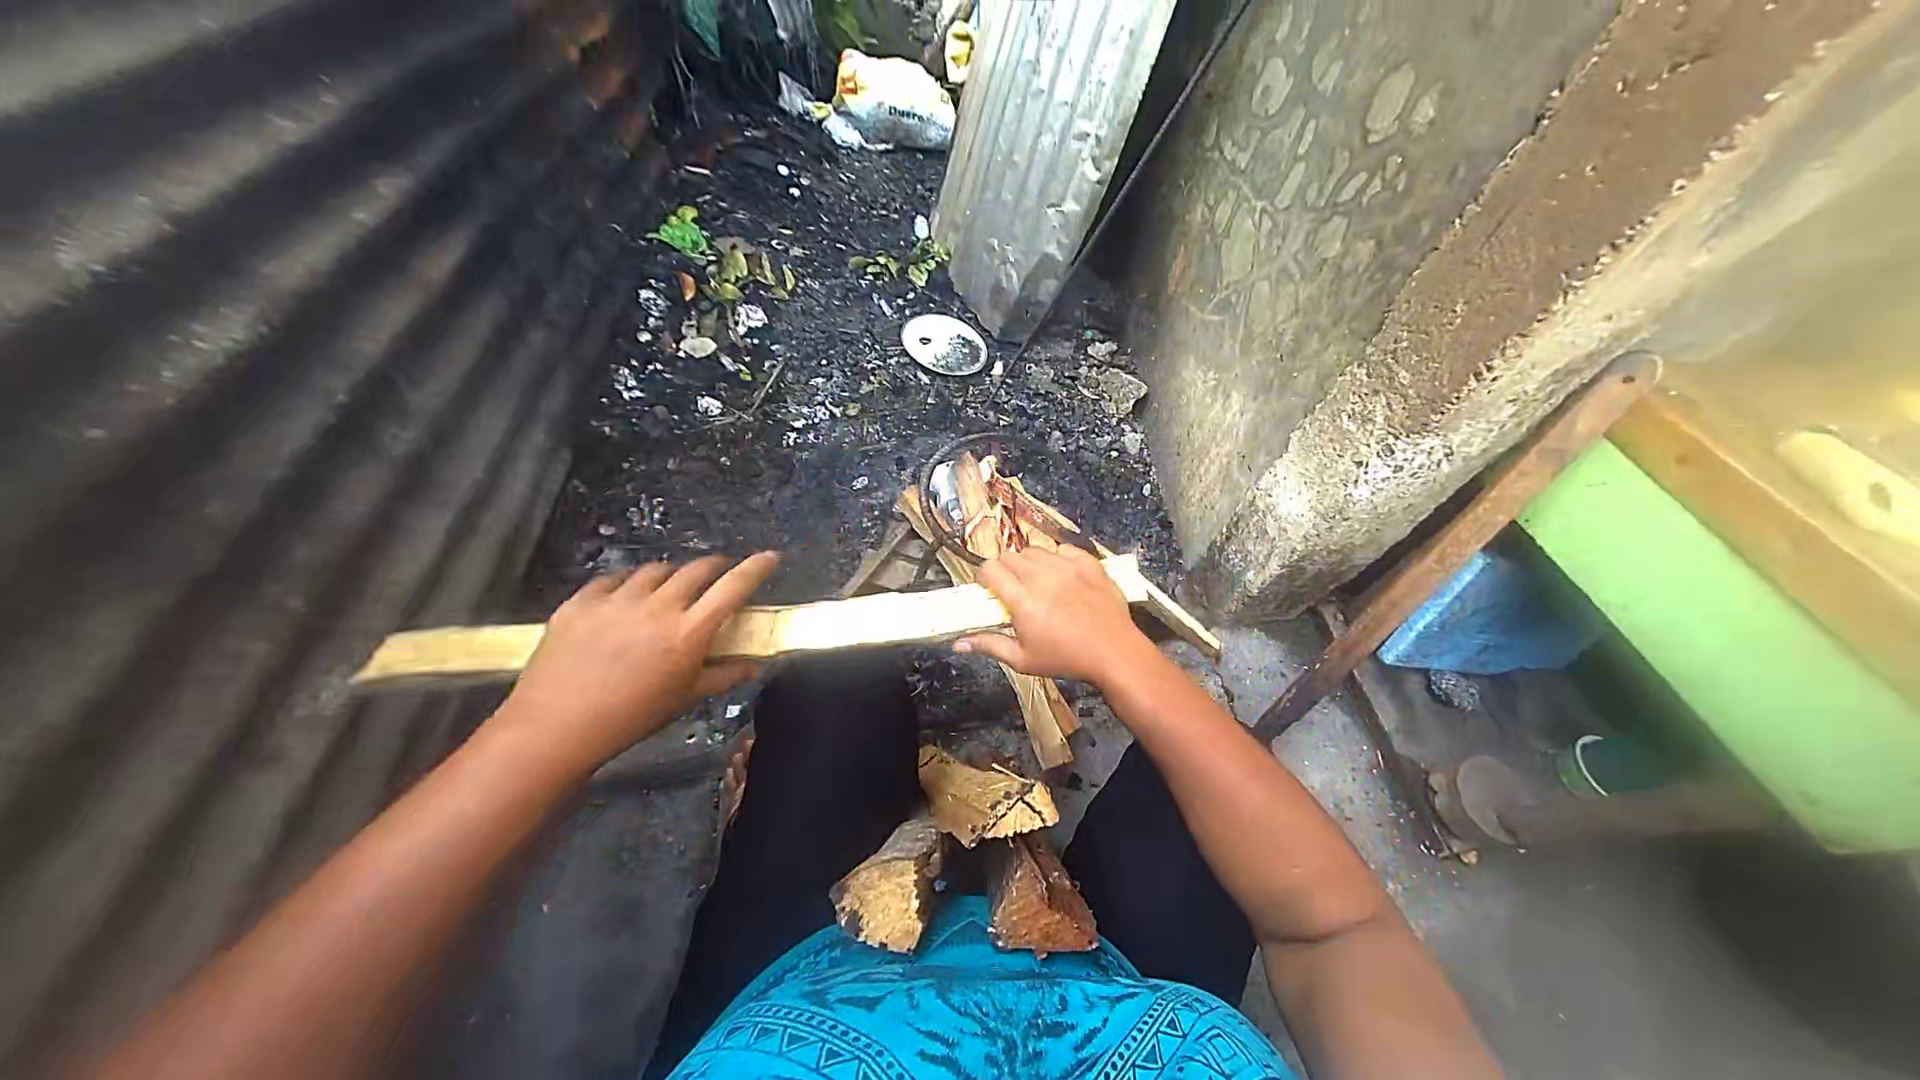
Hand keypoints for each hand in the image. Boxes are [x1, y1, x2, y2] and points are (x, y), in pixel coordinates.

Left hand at [486, 553, 780, 773]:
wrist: (555, 728)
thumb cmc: (631, 718)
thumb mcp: (685, 698)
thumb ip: (724, 676)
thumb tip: (754, 666)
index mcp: (688, 632)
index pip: (733, 588)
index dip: (756, 568)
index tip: (771, 557)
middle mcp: (657, 607)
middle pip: (695, 569)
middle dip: (713, 566)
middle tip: (717, 572)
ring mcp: (616, 600)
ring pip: (653, 571)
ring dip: (669, 575)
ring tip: (666, 588)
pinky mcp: (581, 602)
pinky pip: (611, 580)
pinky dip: (626, 584)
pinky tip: (624, 598)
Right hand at [953, 546, 1155, 683]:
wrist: (1115, 652)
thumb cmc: (1067, 658)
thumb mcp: (1023, 659)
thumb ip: (989, 645)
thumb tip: (958, 644)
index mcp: (1023, 601)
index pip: (989, 569)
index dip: (985, 578)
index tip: (991, 591)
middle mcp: (1042, 578)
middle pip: (1009, 556)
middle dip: (1006, 571)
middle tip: (1015, 591)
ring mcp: (1067, 567)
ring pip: (1034, 550)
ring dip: (1029, 563)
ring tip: (1038, 583)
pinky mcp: (1088, 562)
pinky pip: (1062, 548)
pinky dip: (1057, 558)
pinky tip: (1062, 576)